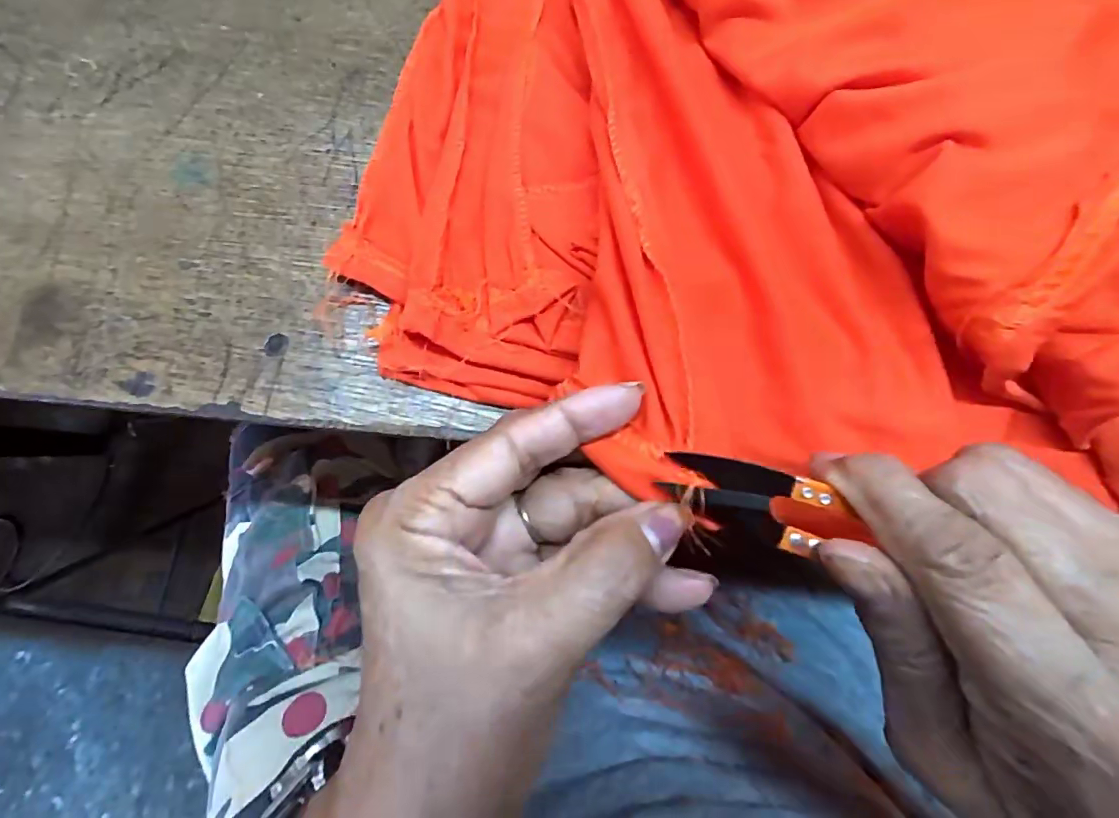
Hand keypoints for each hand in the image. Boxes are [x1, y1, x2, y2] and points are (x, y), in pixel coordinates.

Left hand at [309, 384, 714, 817]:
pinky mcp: (519, 589)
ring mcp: (489, 555)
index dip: (576, 417)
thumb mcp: (535, 639)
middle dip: (617, 498)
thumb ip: (607, 570)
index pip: (511, 445)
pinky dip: (626, 578)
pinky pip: (579, 566)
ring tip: (693, 550)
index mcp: (425, 513)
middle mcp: (454, 522)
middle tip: (681, 490)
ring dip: (633, 543)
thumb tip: (670, 515)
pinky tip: (683, 591)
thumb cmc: (457, 724)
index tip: (633, 394)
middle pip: (552, 485)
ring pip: (575, 527)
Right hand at [815, 446, 1118, 817]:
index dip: (888, 500)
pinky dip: (1015, 512)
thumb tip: (837, 544)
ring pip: (1021, 475)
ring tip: (966, 549)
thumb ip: (894, 639)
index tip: (827, 470)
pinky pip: (1063, 491)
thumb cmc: (1032, 796)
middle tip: (898, 531)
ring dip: (963, 497)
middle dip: (918, 492)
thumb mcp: (937, 746)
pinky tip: (1030, 566)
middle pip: (991, 494)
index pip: (969, 566)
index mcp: (1092, 726)